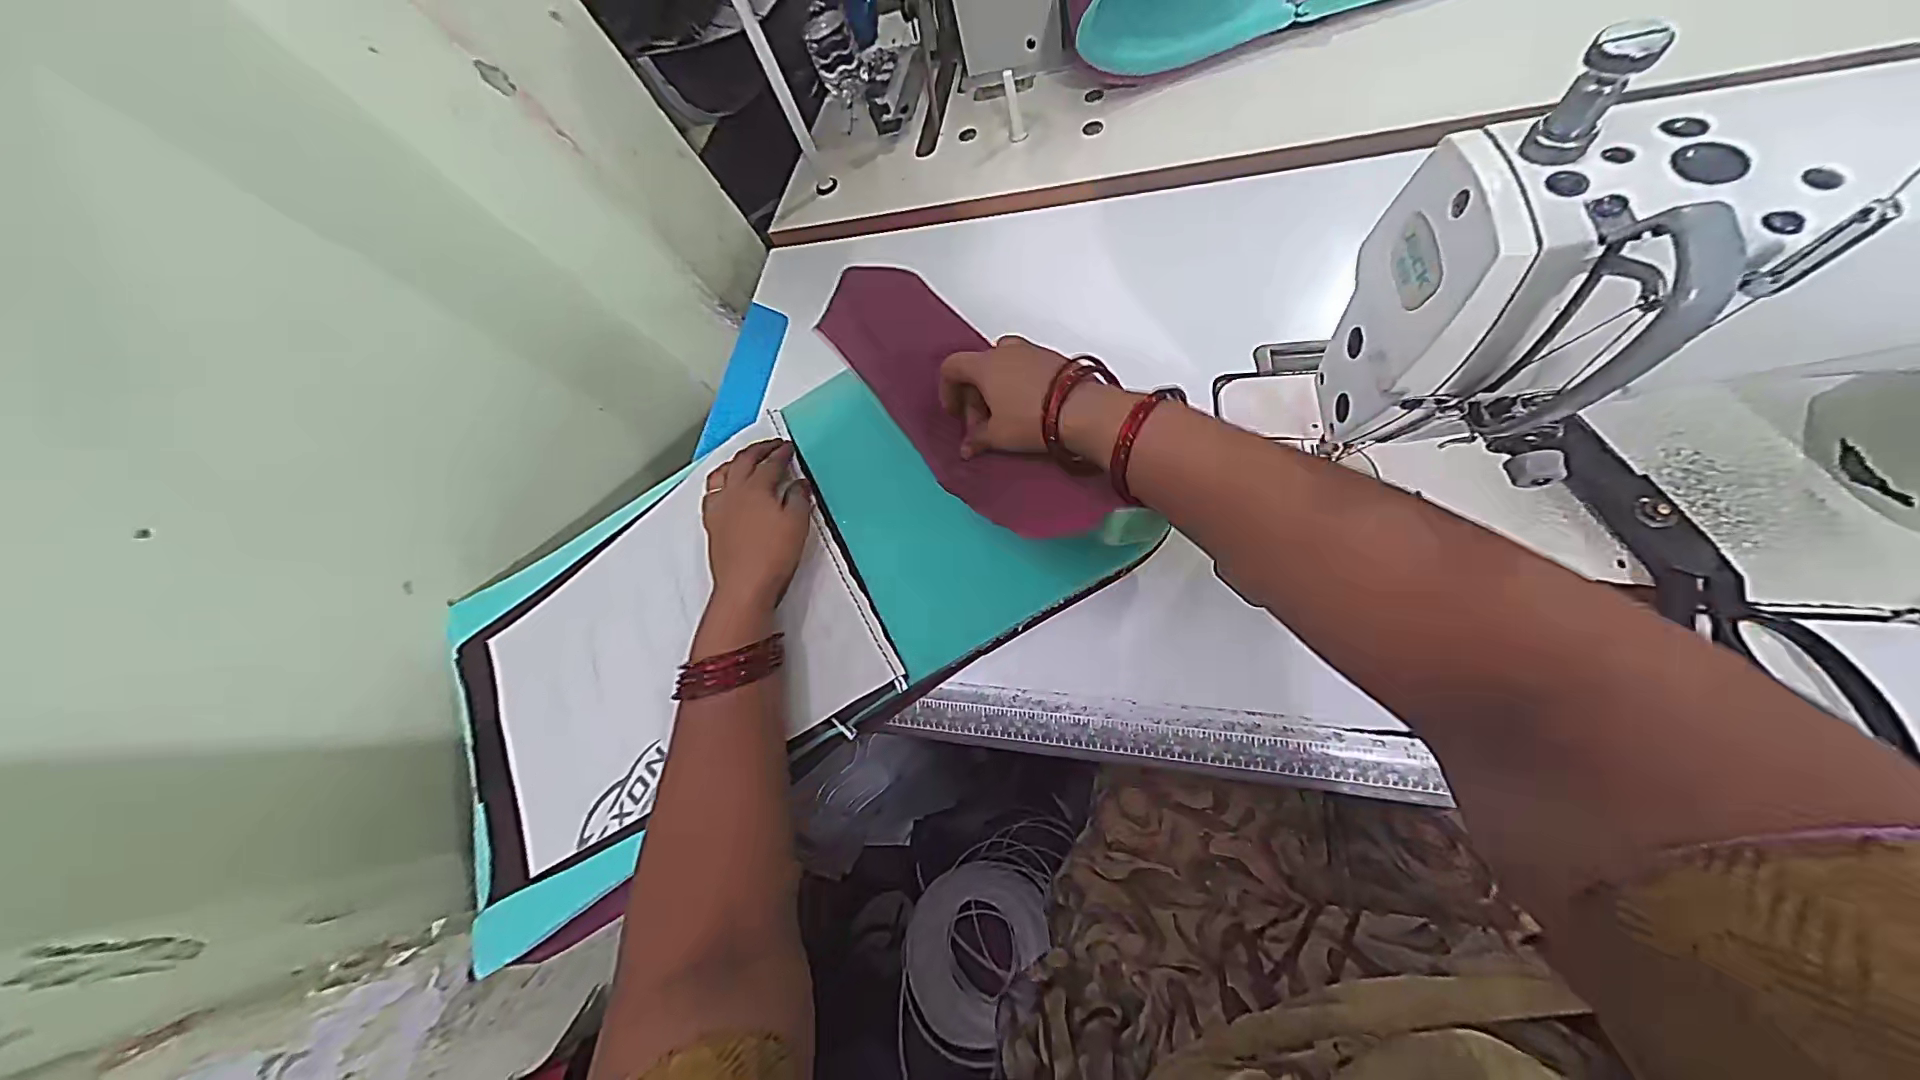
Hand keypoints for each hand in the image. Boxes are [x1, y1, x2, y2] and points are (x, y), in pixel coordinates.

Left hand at [702, 440, 812, 611]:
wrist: (745, 586)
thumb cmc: (773, 555)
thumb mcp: (797, 524)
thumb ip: (798, 498)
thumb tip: (799, 484)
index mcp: (756, 488)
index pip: (770, 464)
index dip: (781, 453)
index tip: (788, 448)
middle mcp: (734, 492)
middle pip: (744, 462)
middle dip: (758, 450)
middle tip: (771, 446)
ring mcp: (719, 508)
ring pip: (723, 473)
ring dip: (735, 462)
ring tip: (744, 460)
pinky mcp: (712, 524)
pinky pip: (712, 492)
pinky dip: (720, 481)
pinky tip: (724, 487)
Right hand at [938, 336, 1072, 458]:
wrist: (1082, 411)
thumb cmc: (1032, 419)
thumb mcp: (998, 436)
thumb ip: (977, 439)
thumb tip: (968, 447)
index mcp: (985, 364)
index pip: (953, 367)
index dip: (948, 391)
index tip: (956, 413)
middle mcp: (1006, 350)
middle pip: (978, 367)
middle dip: (974, 396)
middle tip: (981, 425)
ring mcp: (1032, 351)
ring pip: (1003, 366)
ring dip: (998, 388)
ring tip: (1005, 416)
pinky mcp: (1054, 359)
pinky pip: (1026, 368)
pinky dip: (1019, 385)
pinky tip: (1028, 409)